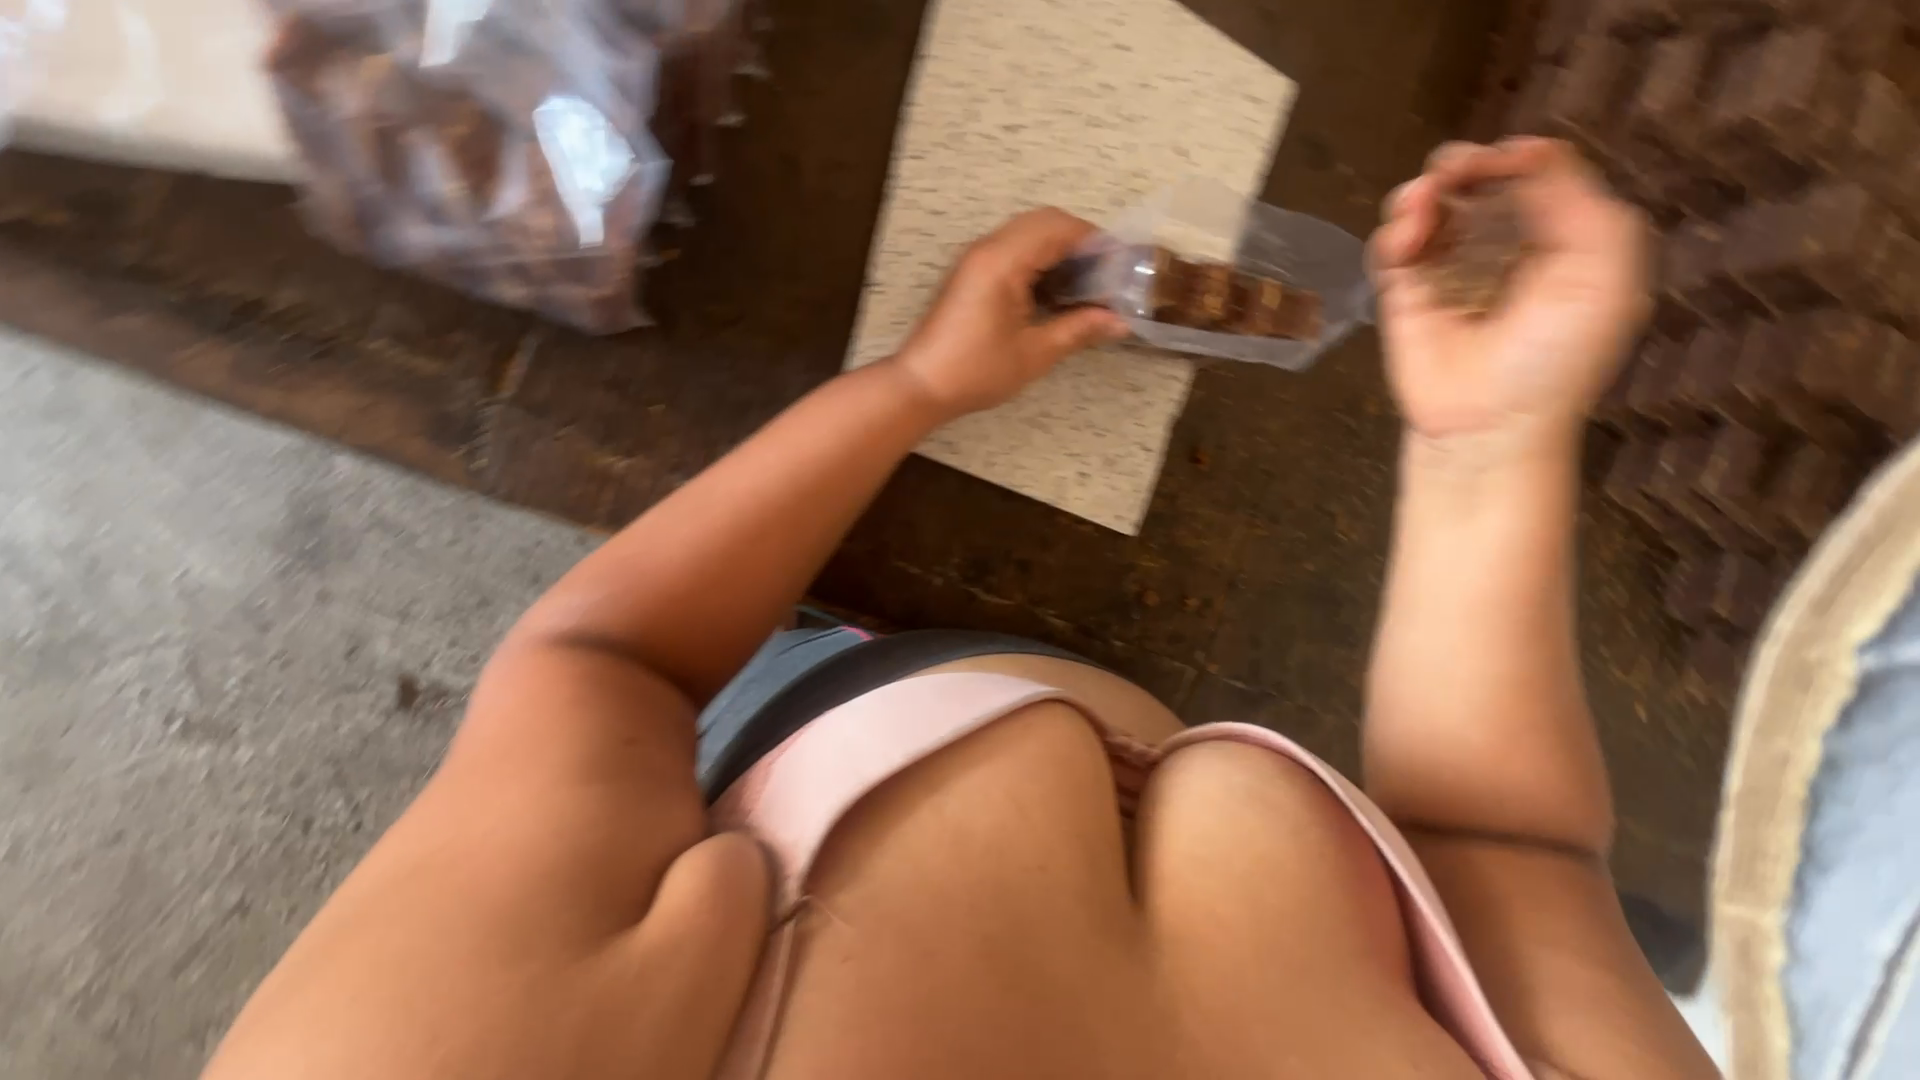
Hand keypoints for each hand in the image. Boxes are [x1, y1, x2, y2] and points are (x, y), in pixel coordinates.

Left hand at [891, 208, 1131, 416]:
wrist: (922, 386)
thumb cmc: (975, 371)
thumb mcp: (1035, 353)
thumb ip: (1079, 329)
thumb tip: (1120, 321)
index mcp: (1003, 261)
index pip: (1060, 228)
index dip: (1096, 242)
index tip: (1120, 267)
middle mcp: (987, 248)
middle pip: (1045, 222)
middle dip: (1080, 243)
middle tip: (1105, 277)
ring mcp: (976, 258)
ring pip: (1028, 232)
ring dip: (1059, 250)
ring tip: (1084, 286)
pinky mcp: (971, 273)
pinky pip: (1013, 248)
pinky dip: (1039, 259)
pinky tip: (1054, 292)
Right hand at [1371, 138, 1650, 443]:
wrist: (1491, 420)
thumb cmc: (1558, 352)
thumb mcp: (1603, 266)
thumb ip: (1575, 198)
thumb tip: (1522, 151)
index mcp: (1555, 238)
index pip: (1532, 177)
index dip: (1515, 158)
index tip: (1503, 160)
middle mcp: (1498, 248)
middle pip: (1474, 183)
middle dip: (1463, 167)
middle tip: (1453, 171)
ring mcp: (1445, 270)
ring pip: (1427, 207)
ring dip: (1421, 195)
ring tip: (1422, 204)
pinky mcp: (1400, 295)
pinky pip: (1390, 248)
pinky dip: (1392, 232)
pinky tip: (1405, 239)